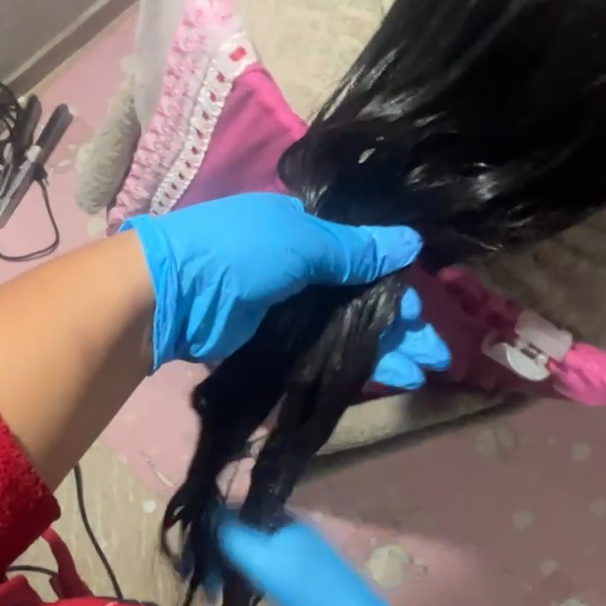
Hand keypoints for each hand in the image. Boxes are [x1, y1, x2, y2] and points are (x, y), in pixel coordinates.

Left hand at [123, 193, 448, 385]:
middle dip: (398, 322)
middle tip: (436, 352)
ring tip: (423, 369)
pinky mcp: (268, 339)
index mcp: (303, 228)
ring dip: (380, 347)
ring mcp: (282, 305)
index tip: (425, 306)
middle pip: (358, 295)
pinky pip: (316, 348)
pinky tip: (377, 377)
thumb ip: (352, 249)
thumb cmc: (236, 252)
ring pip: (341, 326)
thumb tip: (410, 243)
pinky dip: (344, 361)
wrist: (169, 295)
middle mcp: (296, 265)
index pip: (362, 251)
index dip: (395, 277)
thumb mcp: (300, 240)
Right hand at [214, 515, 387, 605]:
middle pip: (239, 528)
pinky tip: (230, 586)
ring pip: (247, 548)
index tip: (192, 540)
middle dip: (217, 546)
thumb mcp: (258, 556)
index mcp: (277, 516)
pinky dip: (241, 572)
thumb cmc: (299, 583)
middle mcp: (282, 527)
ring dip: (227, 562)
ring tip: (212, 583)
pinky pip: (257, 563)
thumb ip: (230, 534)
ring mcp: (288, 549)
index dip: (212, 522)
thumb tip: (207, 514)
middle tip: (201, 570)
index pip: (234, 508)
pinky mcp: (290, 570)